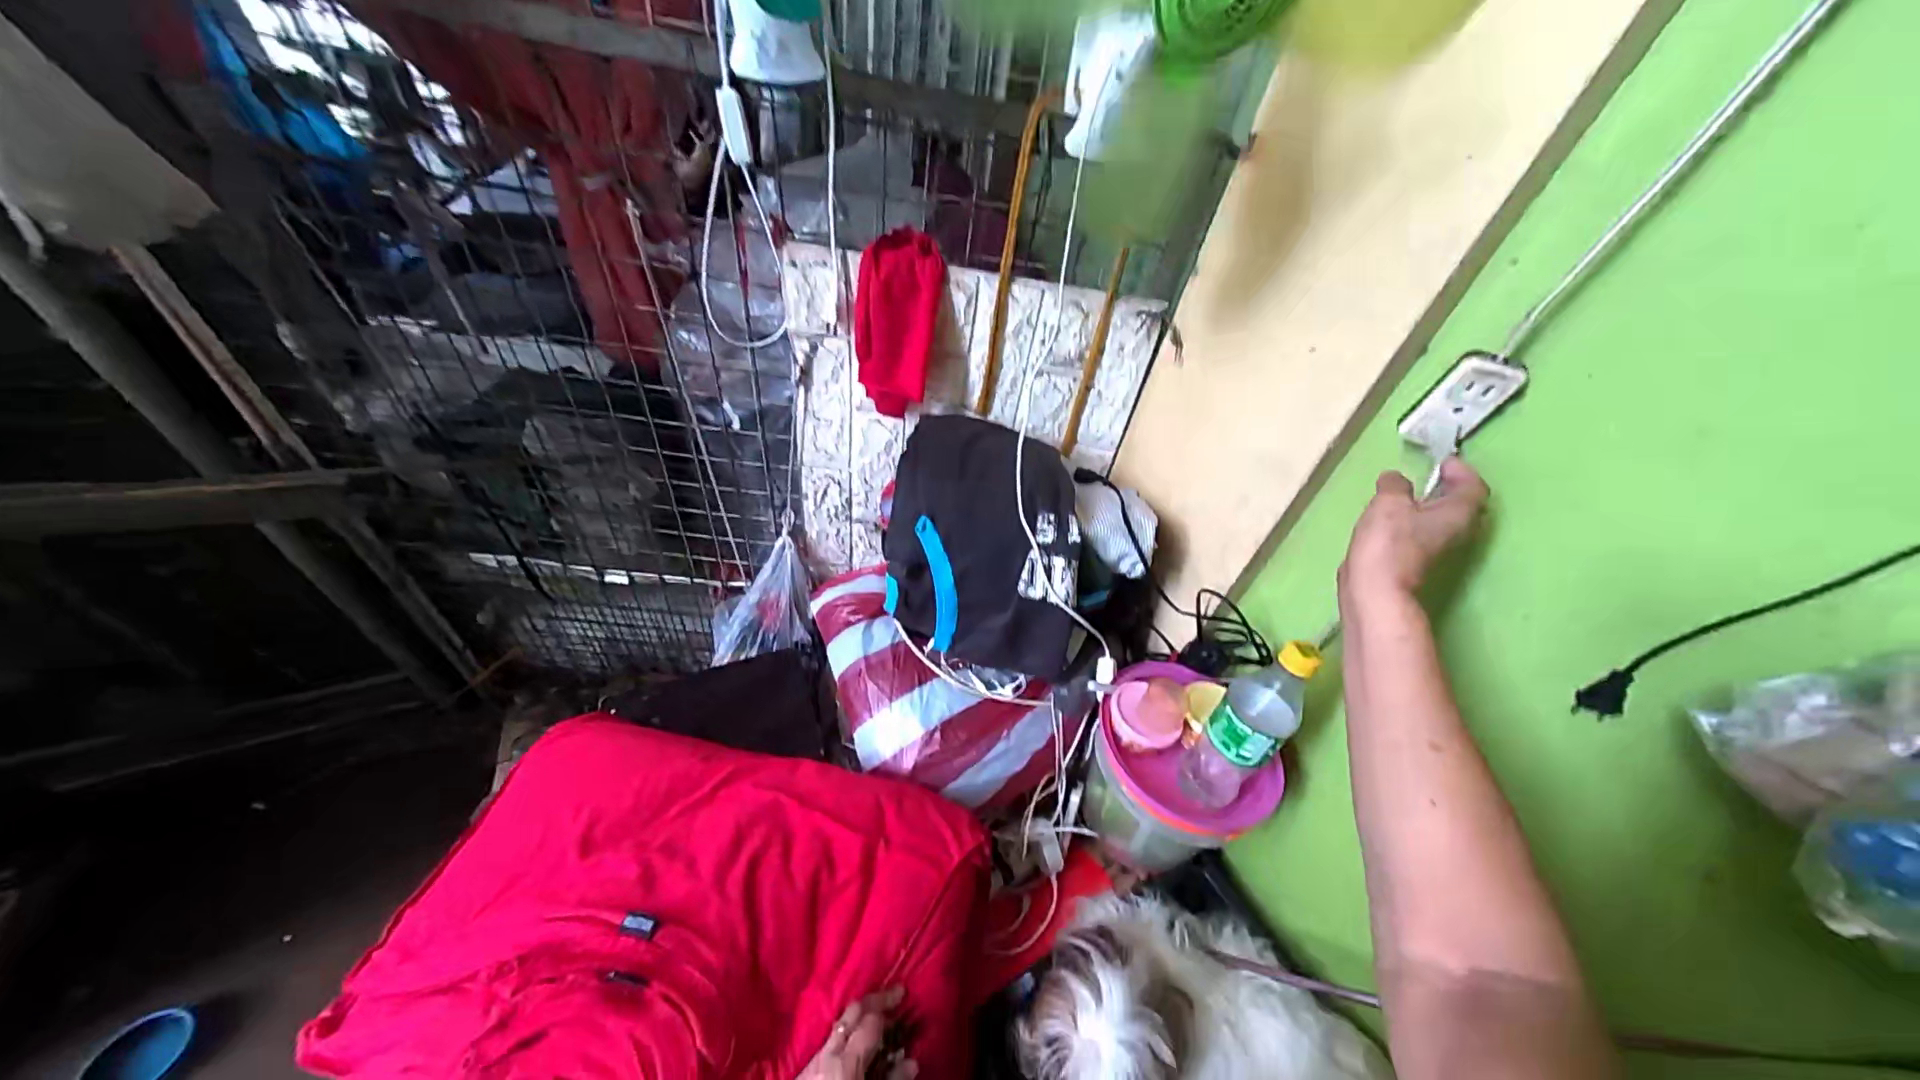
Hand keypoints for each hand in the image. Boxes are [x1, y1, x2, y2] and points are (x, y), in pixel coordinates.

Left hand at [797, 987, 917, 1079]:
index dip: (887, 1004)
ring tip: (875, 1018)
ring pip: (837, 1026)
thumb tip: (910, 1063)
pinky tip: (852, 1044)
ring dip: (857, 1018)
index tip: (902, 994)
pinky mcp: (802, 1074)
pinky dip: (843, 1036)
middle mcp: (828, 1054)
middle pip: (851, 1014)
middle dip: (872, 1001)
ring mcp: (812, 1063)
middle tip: (891, 997)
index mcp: (847, 1061)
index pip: (870, 1021)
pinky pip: (827, 1044)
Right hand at [1340, 458, 1488, 601]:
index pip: (1473, 486)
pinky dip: (1413, 520)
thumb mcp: (1389, 502)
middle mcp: (1457, 530)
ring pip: (1441, 520)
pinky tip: (1392, 518)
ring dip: (1428, 505)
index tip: (1442, 461)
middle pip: (1462, 505)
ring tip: (1406, 494)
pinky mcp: (1418, 559)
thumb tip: (1395, 478)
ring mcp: (1438, 547)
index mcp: (1460, 513)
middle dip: (1448, 488)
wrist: (1375, 588)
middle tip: (1429, 476)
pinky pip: (1422, 531)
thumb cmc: (1389, 542)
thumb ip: (1394, 485)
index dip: (1461, 470)